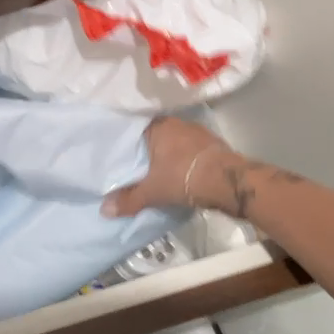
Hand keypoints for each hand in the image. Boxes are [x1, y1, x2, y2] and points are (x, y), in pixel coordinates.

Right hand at [102, 117, 247, 216]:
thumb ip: (128, 199)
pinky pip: (193, 152)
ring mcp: (200, 133)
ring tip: (160, 171)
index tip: (122, 154)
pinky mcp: (215, 146)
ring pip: (177, 143)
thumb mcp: (152, 192)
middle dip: (150, 150)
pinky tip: (182, 174)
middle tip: (139, 166)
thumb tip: (104, 210)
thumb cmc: (183, 177)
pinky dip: (187, 161)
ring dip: (171, 156)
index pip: (136, 129)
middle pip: (157, 136)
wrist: (228, 182)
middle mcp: (179, 123)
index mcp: (159, 126)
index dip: (129, 142)